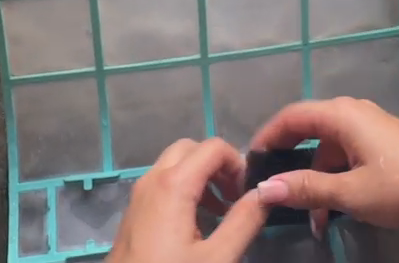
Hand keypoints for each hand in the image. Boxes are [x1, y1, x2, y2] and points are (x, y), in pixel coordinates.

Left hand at [107, 138, 267, 262]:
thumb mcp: (217, 259)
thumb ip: (244, 222)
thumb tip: (264, 192)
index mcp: (173, 183)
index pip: (212, 147)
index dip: (236, 162)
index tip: (249, 191)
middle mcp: (152, 178)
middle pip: (190, 149)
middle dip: (217, 165)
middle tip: (234, 196)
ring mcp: (139, 194)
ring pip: (173, 164)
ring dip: (200, 176)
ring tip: (220, 211)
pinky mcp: (133, 211)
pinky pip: (161, 183)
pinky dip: (183, 188)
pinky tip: (195, 223)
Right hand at [247, 98, 398, 234]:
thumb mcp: (352, 194)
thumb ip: (307, 189)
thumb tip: (264, 187)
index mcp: (342, 114)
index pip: (292, 116)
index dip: (268, 136)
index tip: (250, 162)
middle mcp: (353, 111)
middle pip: (309, 128)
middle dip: (290, 160)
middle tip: (272, 187)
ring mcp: (371, 126)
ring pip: (330, 146)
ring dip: (317, 178)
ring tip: (311, 218)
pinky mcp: (385, 143)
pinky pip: (348, 153)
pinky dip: (336, 177)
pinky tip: (336, 210)